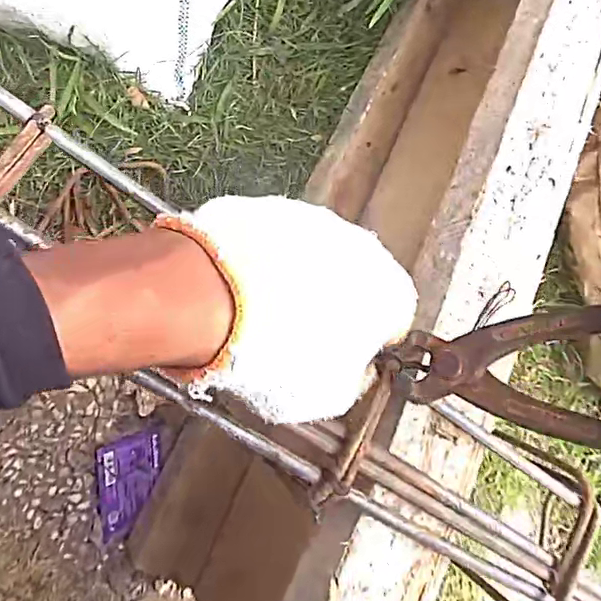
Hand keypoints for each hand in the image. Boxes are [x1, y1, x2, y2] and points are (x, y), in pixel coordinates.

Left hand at [158, 196, 416, 423]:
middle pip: (350, 279)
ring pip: (307, 253)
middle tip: (291, 336)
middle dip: (326, 304)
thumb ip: (350, 379)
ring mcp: (305, 216)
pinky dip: (254, 257)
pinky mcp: (261, 204)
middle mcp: (356, 242)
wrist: (208, 296)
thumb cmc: (275, 352)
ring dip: (289, 277)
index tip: (338, 358)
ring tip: (254, 312)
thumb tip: (348, 369)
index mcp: (388, 288)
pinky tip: (230, 285)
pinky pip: (265, 238)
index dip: (364, 343)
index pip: (392, 319)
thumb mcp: (325, 396)